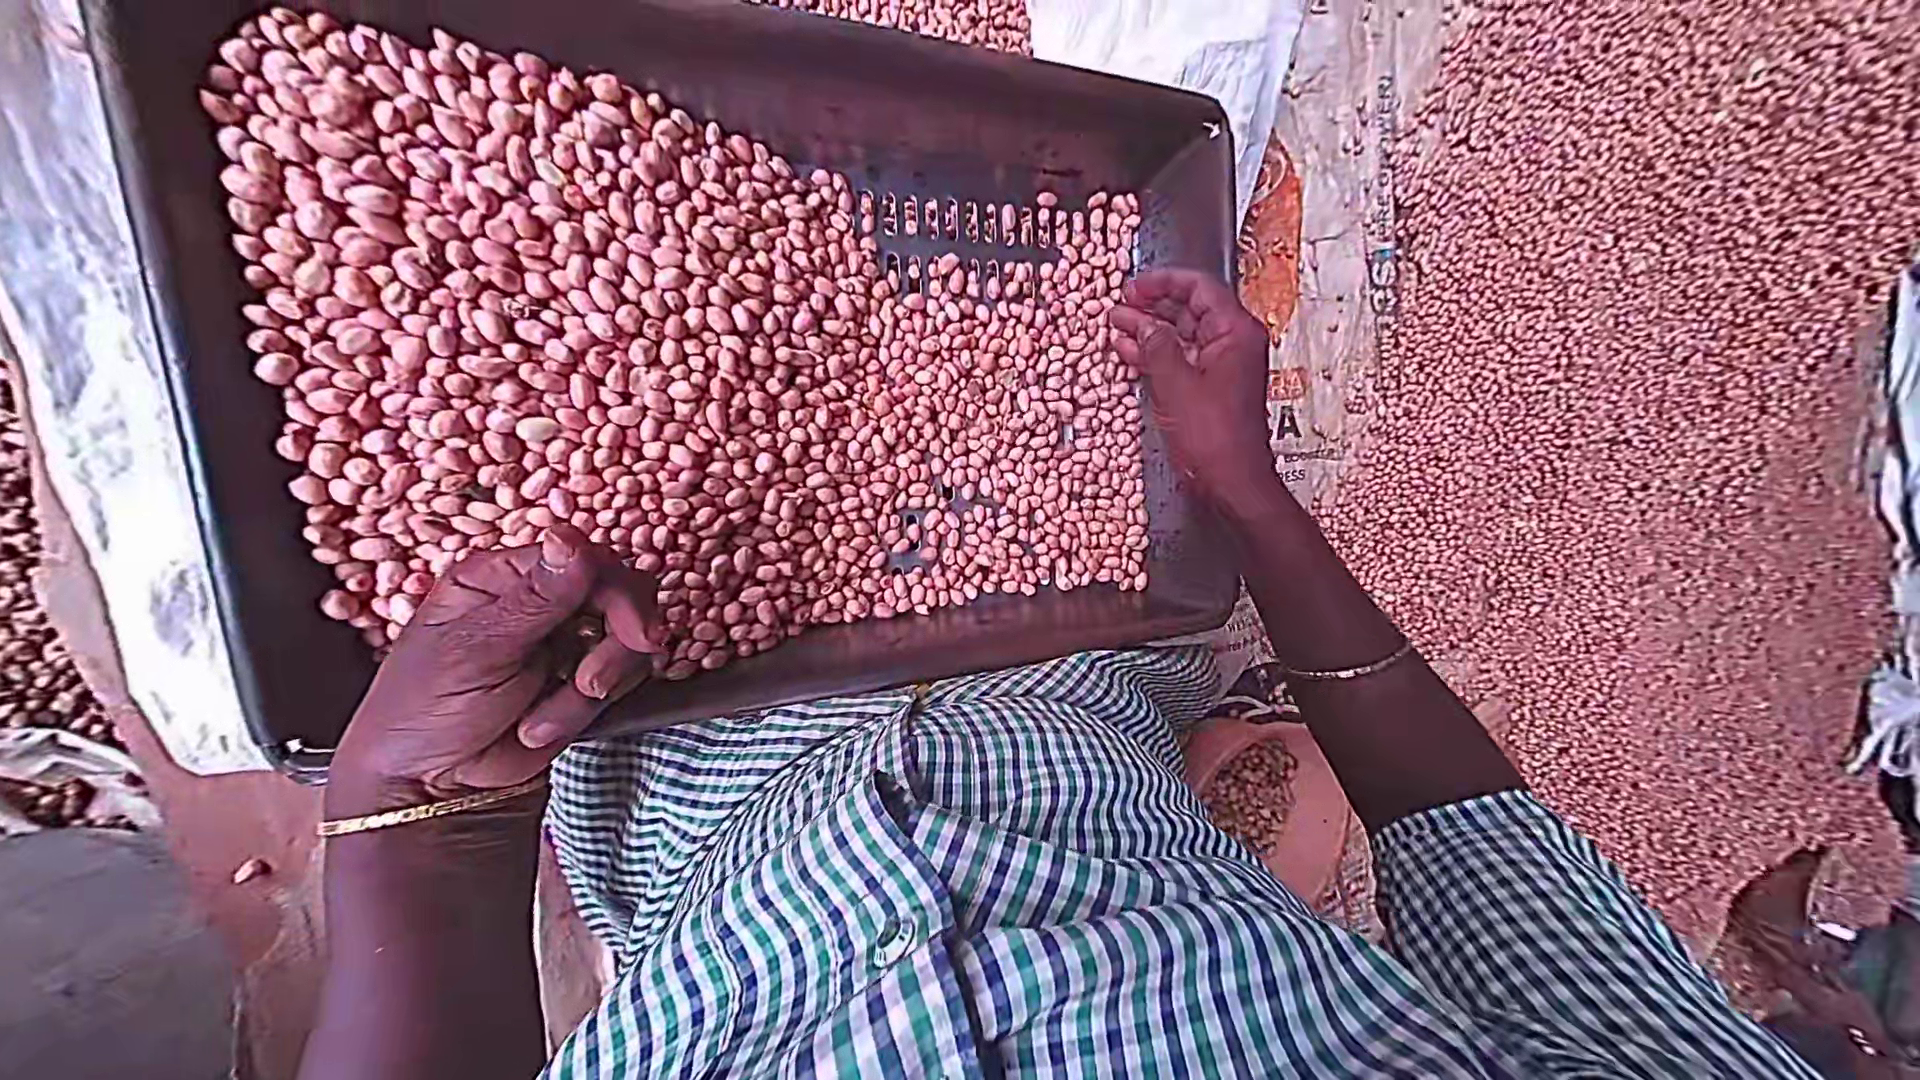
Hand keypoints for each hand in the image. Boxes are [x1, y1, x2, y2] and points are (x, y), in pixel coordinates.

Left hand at [327, 523, 662, 815]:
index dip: (617, 592)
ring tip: (550, 714)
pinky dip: (594, 704)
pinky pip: (628, 671)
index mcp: (505, 576)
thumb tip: (571, 539)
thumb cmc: (427, 712)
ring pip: (633, 635)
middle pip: (624, 591)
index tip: (635, 632)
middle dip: (619, 641)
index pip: (586, 559)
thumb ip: (535, 597)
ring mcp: (572, 635)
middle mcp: (546, 597)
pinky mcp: (591, 671)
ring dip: (601, 680)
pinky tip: (551, 721)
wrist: (435, 790)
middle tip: (594, 683)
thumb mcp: (475, 651)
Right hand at [1107, 268, 1275, 502]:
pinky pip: (1178, 361)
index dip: (1164, 283)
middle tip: (1120, 304)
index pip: (1200, 289)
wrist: (1229, 480)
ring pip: (1180, 337)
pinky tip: (1128, 352)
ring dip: (1148, 331)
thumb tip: (1142, 324)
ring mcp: (1219, 367)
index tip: (1135, 285)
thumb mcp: (1178, 386)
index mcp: (1235, 333)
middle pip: (1189, 311)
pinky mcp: (1206, 388)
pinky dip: (1154, 356)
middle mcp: (1231, 344)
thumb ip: (1158, 348)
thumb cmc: (1214, 436)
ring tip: (1116, 325)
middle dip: (1152, 307)